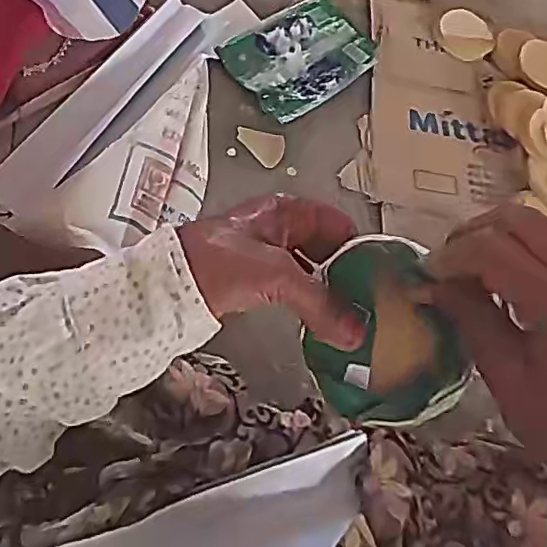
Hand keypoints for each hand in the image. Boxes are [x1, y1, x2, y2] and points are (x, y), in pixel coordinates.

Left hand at [177, 195, 365, 350]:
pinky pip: (290, 287)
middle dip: (344, 272)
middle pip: (324, 248)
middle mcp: (278, 228)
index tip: (376, 276)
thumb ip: (320, 304)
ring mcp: (264, 253)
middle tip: (366, 301)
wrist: (169, 285)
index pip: (337, 224)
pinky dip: (305, 301)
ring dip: (325, 290)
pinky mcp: (251, 278)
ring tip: (348, 315)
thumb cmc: (221, 263)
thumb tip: (356, 334)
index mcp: (286, 212)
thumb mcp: (277, 276)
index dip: (357, 247)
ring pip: (307, 269)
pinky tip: (317, 321)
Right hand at [428, 204, 546, 494]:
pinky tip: (504, 276)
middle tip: (447, 262)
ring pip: (543, 226)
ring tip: (470, 267)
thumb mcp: (507, 380)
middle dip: (474, 234)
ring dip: (497, 236)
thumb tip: (431, 280)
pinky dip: (523, 248)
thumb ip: (472, 318)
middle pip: (525, 222)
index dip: (456, 255)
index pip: (502, 254)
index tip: (429, 272)